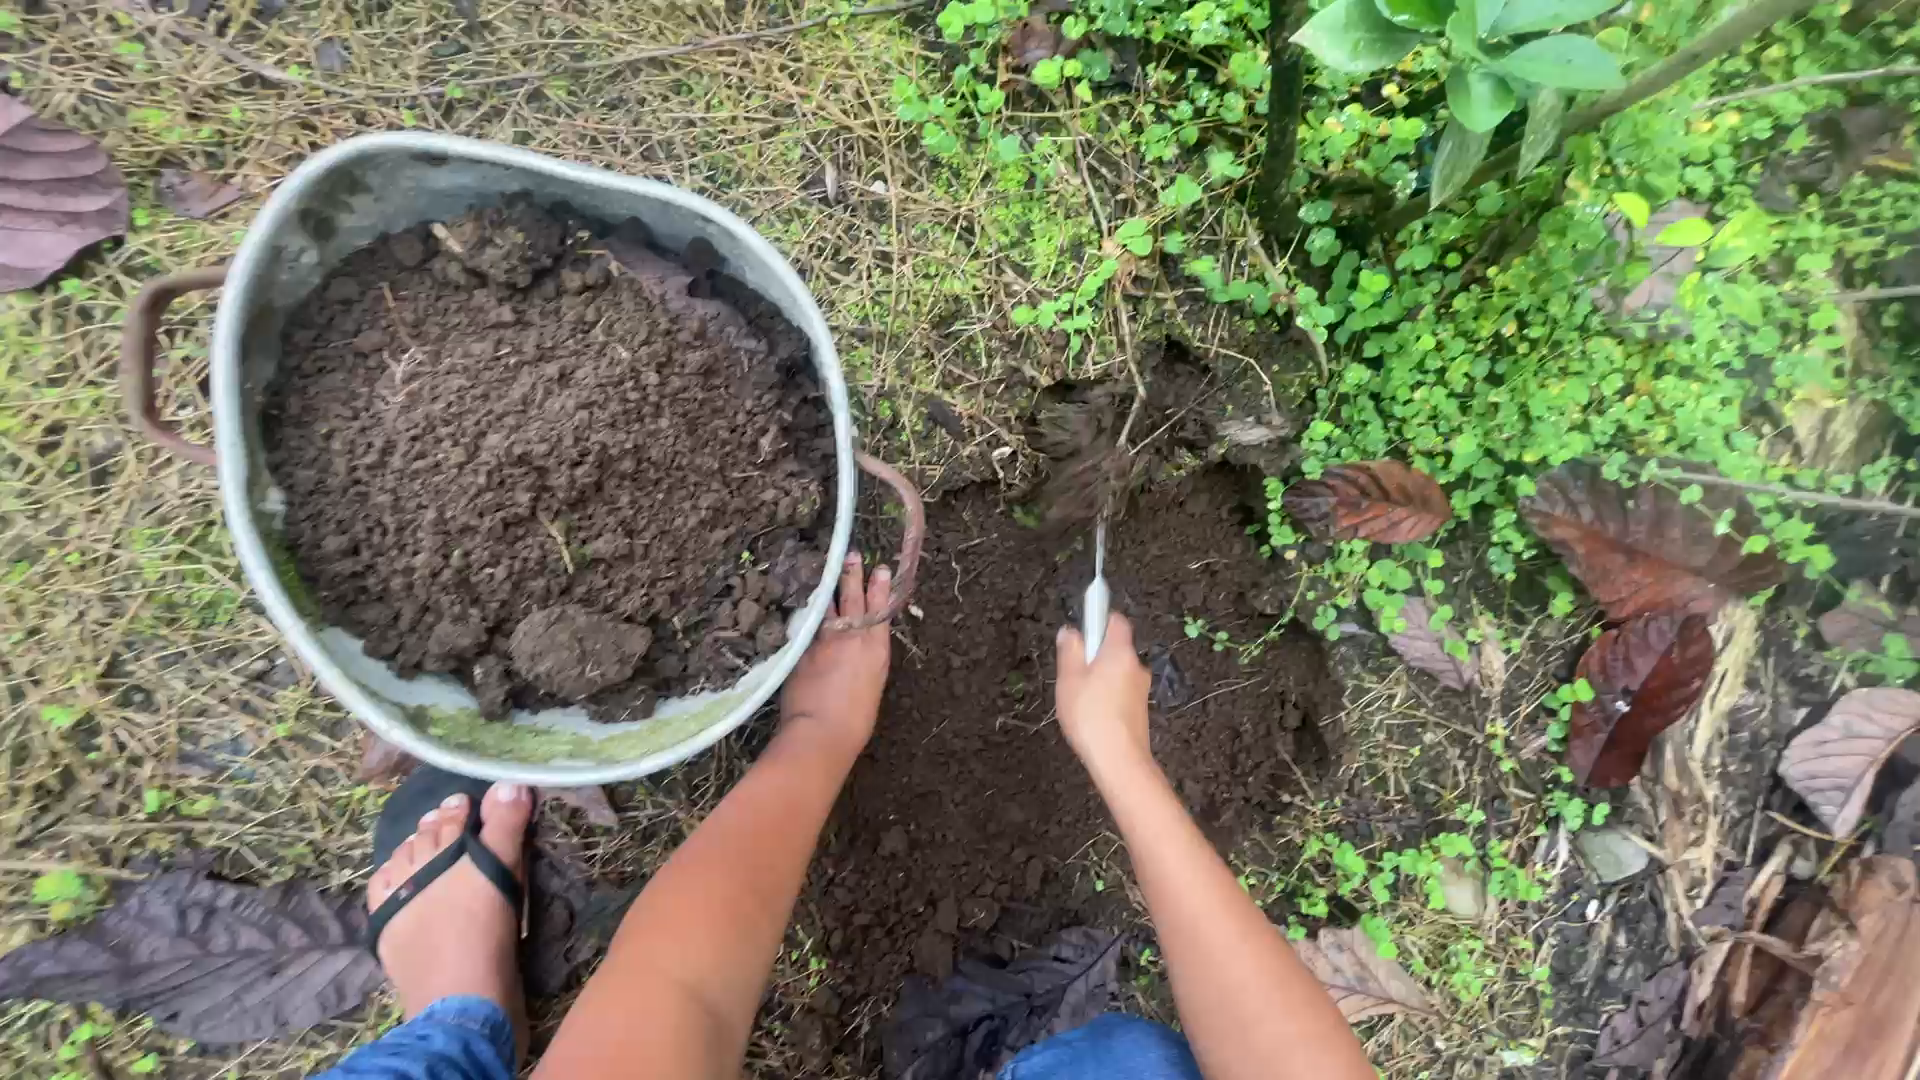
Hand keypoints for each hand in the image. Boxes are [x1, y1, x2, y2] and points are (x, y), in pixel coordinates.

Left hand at [780, 552, 892, 752]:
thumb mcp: (871, 686)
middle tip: (851, 555)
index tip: (881, 569)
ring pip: (828, 604)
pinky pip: (803, 622)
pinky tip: (800, 598)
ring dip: (829, 584)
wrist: (823, 731)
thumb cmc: (855, 722)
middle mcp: (853, 638)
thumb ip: (864, 663)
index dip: (880, 589)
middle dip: (853, 575)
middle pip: (853, 599)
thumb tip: (855, 653)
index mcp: (877, 650)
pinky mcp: (802, 648)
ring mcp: (825, 640)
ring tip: (828, 567)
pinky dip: (804, 609)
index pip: (880, 610)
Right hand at [1054, 613, 1153, 773]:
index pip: (1116, 621)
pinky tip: (1092, 714)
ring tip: (1079, 698)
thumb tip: (1071, 631)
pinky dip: (1107, 694)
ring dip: (1100, 677)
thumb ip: (1070, 650)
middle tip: (1072, 672)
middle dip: (1095, 654)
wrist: (1119, 760)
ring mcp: (1141, 689)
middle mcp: (1136, 666)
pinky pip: (1121, 691)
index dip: (1100, 618)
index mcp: (1120, 652)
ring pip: (1117, 671)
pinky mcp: (1139, 709)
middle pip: (1115, 648)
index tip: (1082, 629)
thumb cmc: (1090, 715)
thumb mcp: (1069, 679)